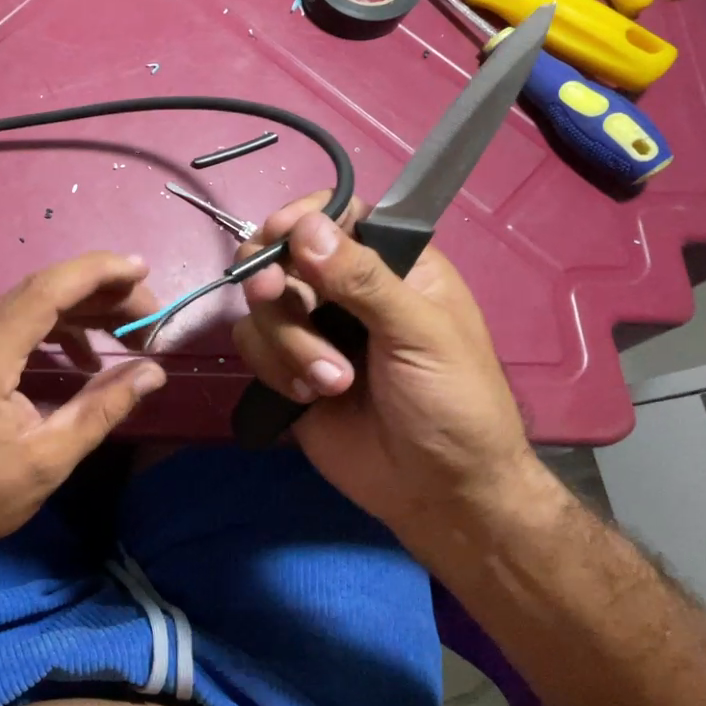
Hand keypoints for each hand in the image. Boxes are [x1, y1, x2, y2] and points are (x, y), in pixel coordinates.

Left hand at [0, 252, 167, 574]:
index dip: (96, 273)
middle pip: (37, 293)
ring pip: (23, 305)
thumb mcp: (46, 461)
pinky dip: (47, 330)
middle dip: (98, 295)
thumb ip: (101, 409)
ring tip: (126, 333)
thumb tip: (152, 372)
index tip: (142, 270)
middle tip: (148, 315)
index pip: (44, 292)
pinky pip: (6, 324)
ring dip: (76, 312)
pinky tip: (81, 356)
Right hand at [230, 192, 537, 530]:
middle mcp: (344, 291)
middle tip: (271, 295)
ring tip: (330, 382)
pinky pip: (251, 346)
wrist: (435, 490)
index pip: (336, 215)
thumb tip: (305, 226)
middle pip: (280, 255)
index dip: (300, 219)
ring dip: (288, 344)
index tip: (278, 236)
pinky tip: (307, 397)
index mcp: (392, 267)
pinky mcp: (284, 368)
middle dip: (272, 280)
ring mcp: (311, 330)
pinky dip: (272, 369)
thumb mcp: (420, 334)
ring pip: (261, 306)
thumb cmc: (453, 404)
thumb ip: (364, 279)